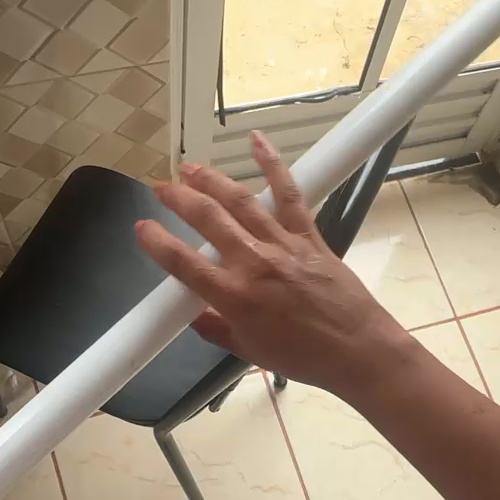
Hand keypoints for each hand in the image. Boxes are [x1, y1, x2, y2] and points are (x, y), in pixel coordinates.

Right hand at [134, 131, 420, 402]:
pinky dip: (273, 165)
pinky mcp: (308, 237)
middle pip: (208, 219)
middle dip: (178, 198)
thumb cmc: (305, 357)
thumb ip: (217, 330)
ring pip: (241, 201)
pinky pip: (288, 194)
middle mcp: (255, 264)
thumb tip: (195, 317)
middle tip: (161, 188)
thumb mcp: (249, 351)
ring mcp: (283, 246)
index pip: (184, 263)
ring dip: (213, 180)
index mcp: (236, 298)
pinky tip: (257, 142)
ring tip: (192, 168)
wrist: (356, 349)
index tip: (143, 229)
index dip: (157, 242)